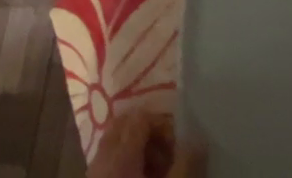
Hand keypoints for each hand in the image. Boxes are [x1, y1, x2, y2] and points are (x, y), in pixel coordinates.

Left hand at [89, 110, 205, 177]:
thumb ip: (186, 164)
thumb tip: (198, 139)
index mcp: (121, 157)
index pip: (140, 118)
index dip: (162, 125)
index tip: (178, 146)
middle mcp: (102, 160)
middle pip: (123, 125)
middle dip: (149, 133)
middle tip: (169, 154)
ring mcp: (93, 174)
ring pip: (114, 143)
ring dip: (139, 149)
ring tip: (159, 171)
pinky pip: (108, 161)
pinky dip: (127, 163)